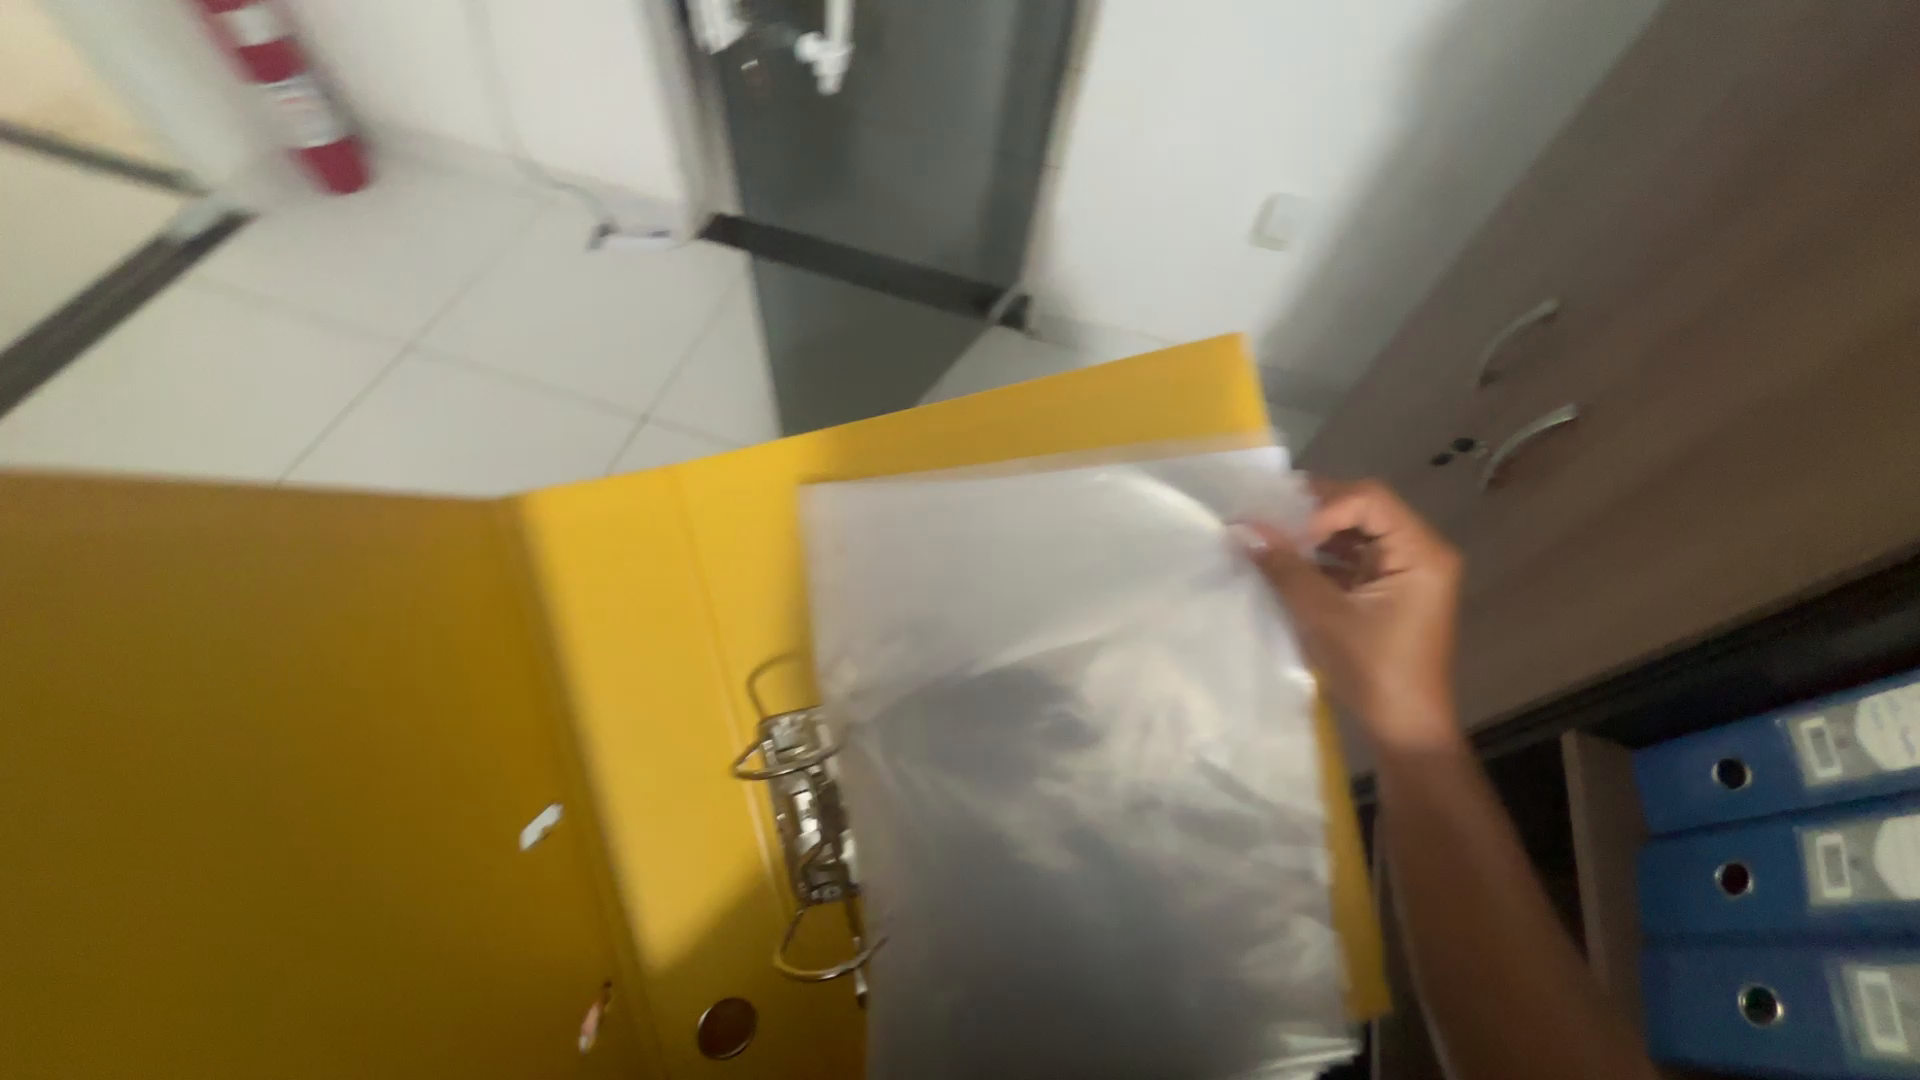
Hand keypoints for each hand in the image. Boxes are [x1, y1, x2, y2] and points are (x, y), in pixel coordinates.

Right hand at [1235, 478, 1462, 748]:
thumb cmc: (1373, 670)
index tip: (1286, 536)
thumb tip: (1242, 528)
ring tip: (1270, 540)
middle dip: (1313, 513)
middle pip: (1364, 508)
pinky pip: (1353, 556)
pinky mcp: (1389, 589)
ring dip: (1313, 534)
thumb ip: (1284, 567)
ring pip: (1355, 531)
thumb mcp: (1323, 616)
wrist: (1405, 728)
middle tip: (1266, 521)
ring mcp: (1406, 570)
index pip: (1369, 499)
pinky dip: (1321, 556)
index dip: (1322, 508)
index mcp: (1420, 552)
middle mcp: (1420, 551)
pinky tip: (1288, 564)